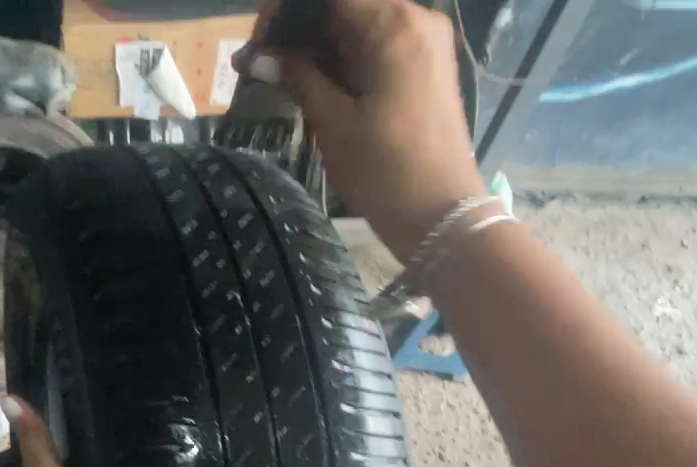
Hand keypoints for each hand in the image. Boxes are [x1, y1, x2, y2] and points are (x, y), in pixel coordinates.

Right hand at [244, 0, 486, 256]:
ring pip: (359, 26)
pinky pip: (376, 48)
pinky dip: (343, 60)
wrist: (439, 214)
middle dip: (301, 29)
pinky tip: (315, 84)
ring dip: (320, 46)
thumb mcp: (334, 124)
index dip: (288, 11)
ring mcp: (423, 43)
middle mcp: (415, 19)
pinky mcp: (423, 68)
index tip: (259, 41)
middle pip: (346, 6)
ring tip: (282, 76)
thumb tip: (257, 57)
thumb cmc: (385, 171)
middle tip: (262, 61)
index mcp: (394, 24)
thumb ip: (298, 79)